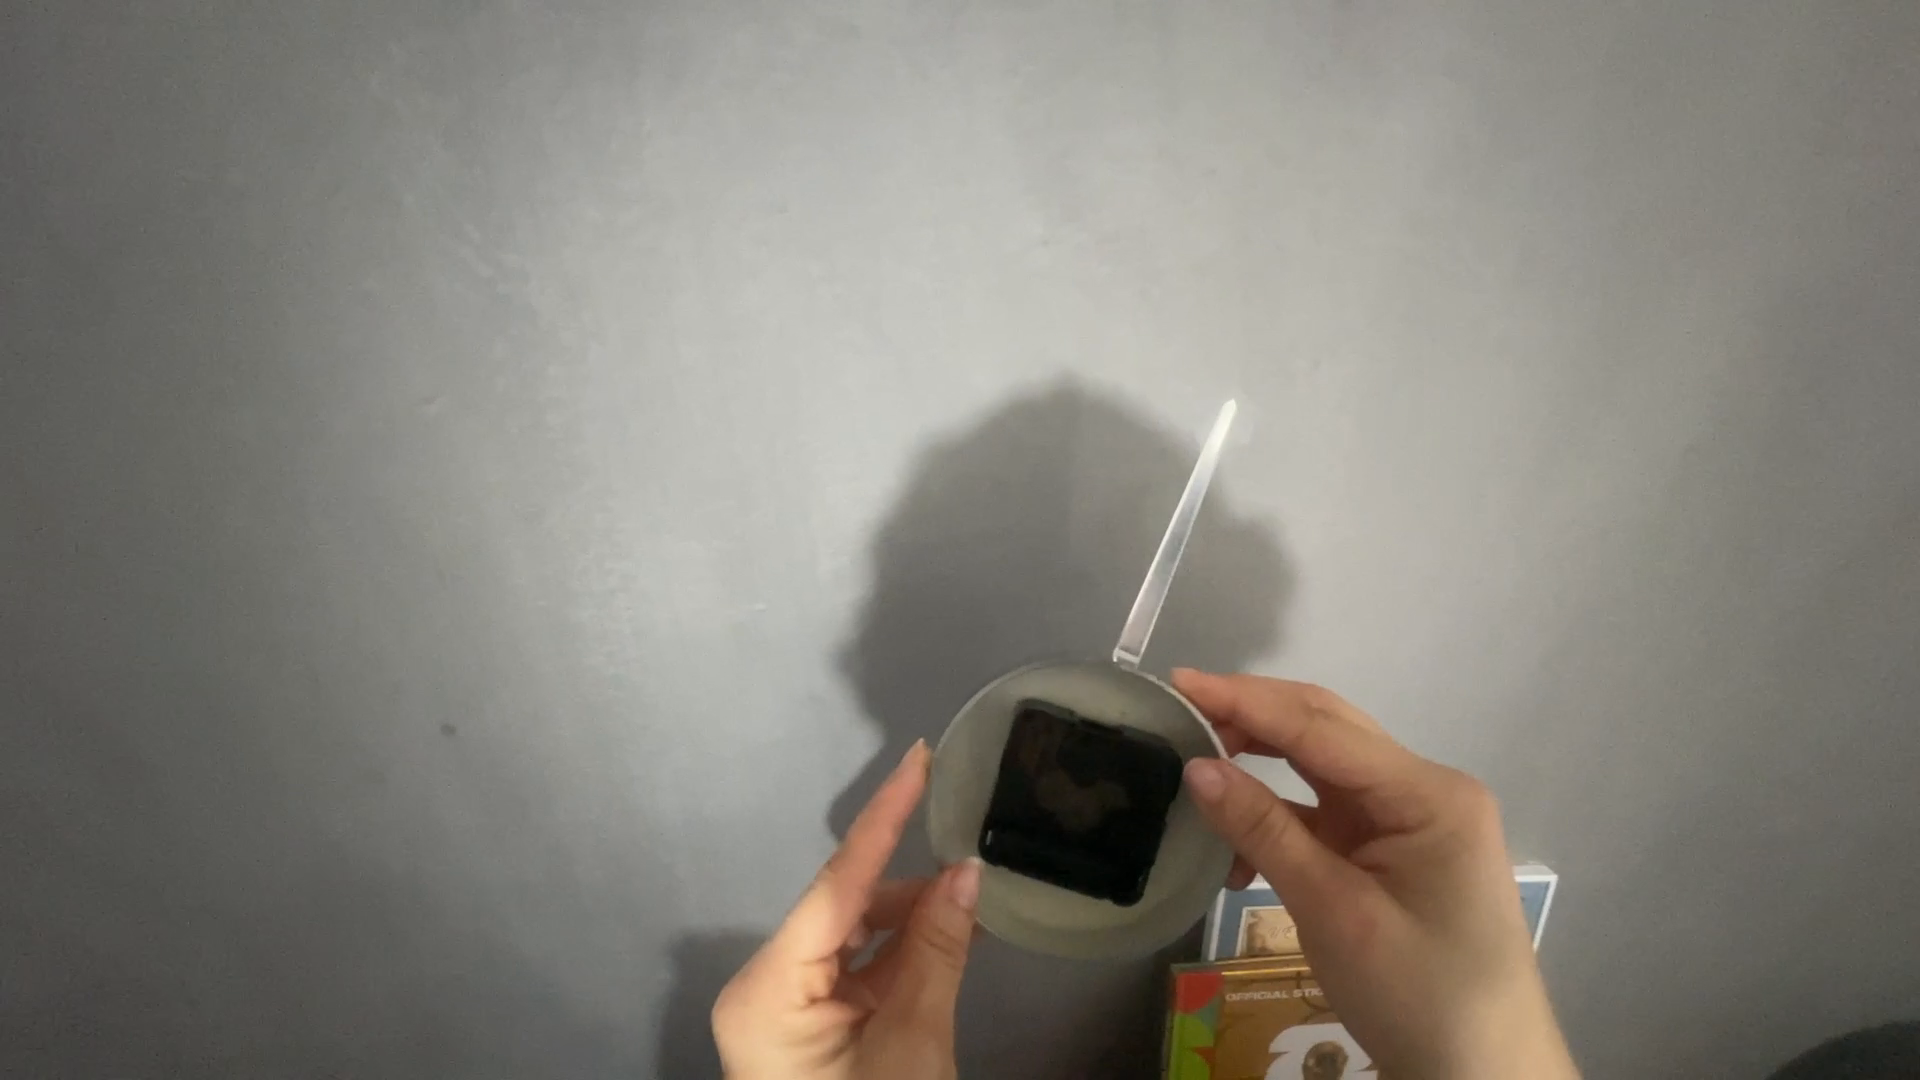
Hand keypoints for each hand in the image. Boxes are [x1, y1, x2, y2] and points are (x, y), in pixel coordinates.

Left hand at [712, 740, 981, 1079]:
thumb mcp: (915, 1044)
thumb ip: (938, 948)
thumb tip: (969, 870)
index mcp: (770, 989)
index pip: (837, 882)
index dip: (883, 815)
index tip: (917, 758)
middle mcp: (768, 986)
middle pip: (844, 906)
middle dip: (905, 878)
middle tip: (958, 836)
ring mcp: (787, 1007)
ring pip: (855, 935)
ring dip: (910, 917)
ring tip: (963, 901)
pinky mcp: (811, 1025)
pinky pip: (858, 967)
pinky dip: (902, 951)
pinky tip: (943, 936)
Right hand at [1171, 670, 1578, 1079]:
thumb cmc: (1423, 998)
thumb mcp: (1335, 912)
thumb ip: (1264, 830)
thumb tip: (1194, 766)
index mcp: (1427, 794)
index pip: (1318, 727)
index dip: (1244, 700)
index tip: (1179, 682)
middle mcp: (1419, 788)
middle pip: (1321, 728)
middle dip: (1249, 714)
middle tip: (1180, 709)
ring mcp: (1401, 816)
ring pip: (1315, 760)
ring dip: (1256, 758)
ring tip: (1197, 759)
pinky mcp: (1382, 844)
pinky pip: (1315, 806)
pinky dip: (1270, 812)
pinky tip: (1235, 845)